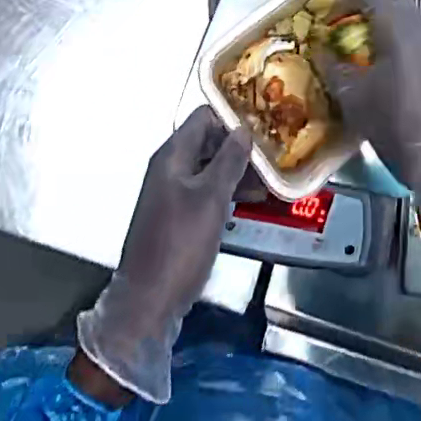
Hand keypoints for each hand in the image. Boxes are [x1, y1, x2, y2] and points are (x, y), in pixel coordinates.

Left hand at [76, 106, 250, 403]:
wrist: (147, 303)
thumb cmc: (180, 245)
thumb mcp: (211, 199)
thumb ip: (229, 160)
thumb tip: (243, 129)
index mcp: (172, 155)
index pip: (204, 116)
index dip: (233, 117)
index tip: (263, 126)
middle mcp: (169, 167)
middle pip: (207, 140)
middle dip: (238, 145)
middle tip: (272, 153)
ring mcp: (170, 192)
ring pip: (208, 167)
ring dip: (236, 170)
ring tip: (269, 178)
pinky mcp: (176, 215)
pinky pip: (205, 190)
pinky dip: (226, 190)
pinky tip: (251, 201)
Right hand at [315, 0, 420, 219]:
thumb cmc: (391, 121)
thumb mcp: (351, 95)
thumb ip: (332, 66)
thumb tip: (321, 51)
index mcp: (394, 26)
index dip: (345, 1)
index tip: (329, 20)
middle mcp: (417, 25)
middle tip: (349, 18)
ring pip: (408, 10)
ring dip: (386, 15)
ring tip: (365, 40)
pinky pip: (417, 31)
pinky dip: (399, 33)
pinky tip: (387, 61)